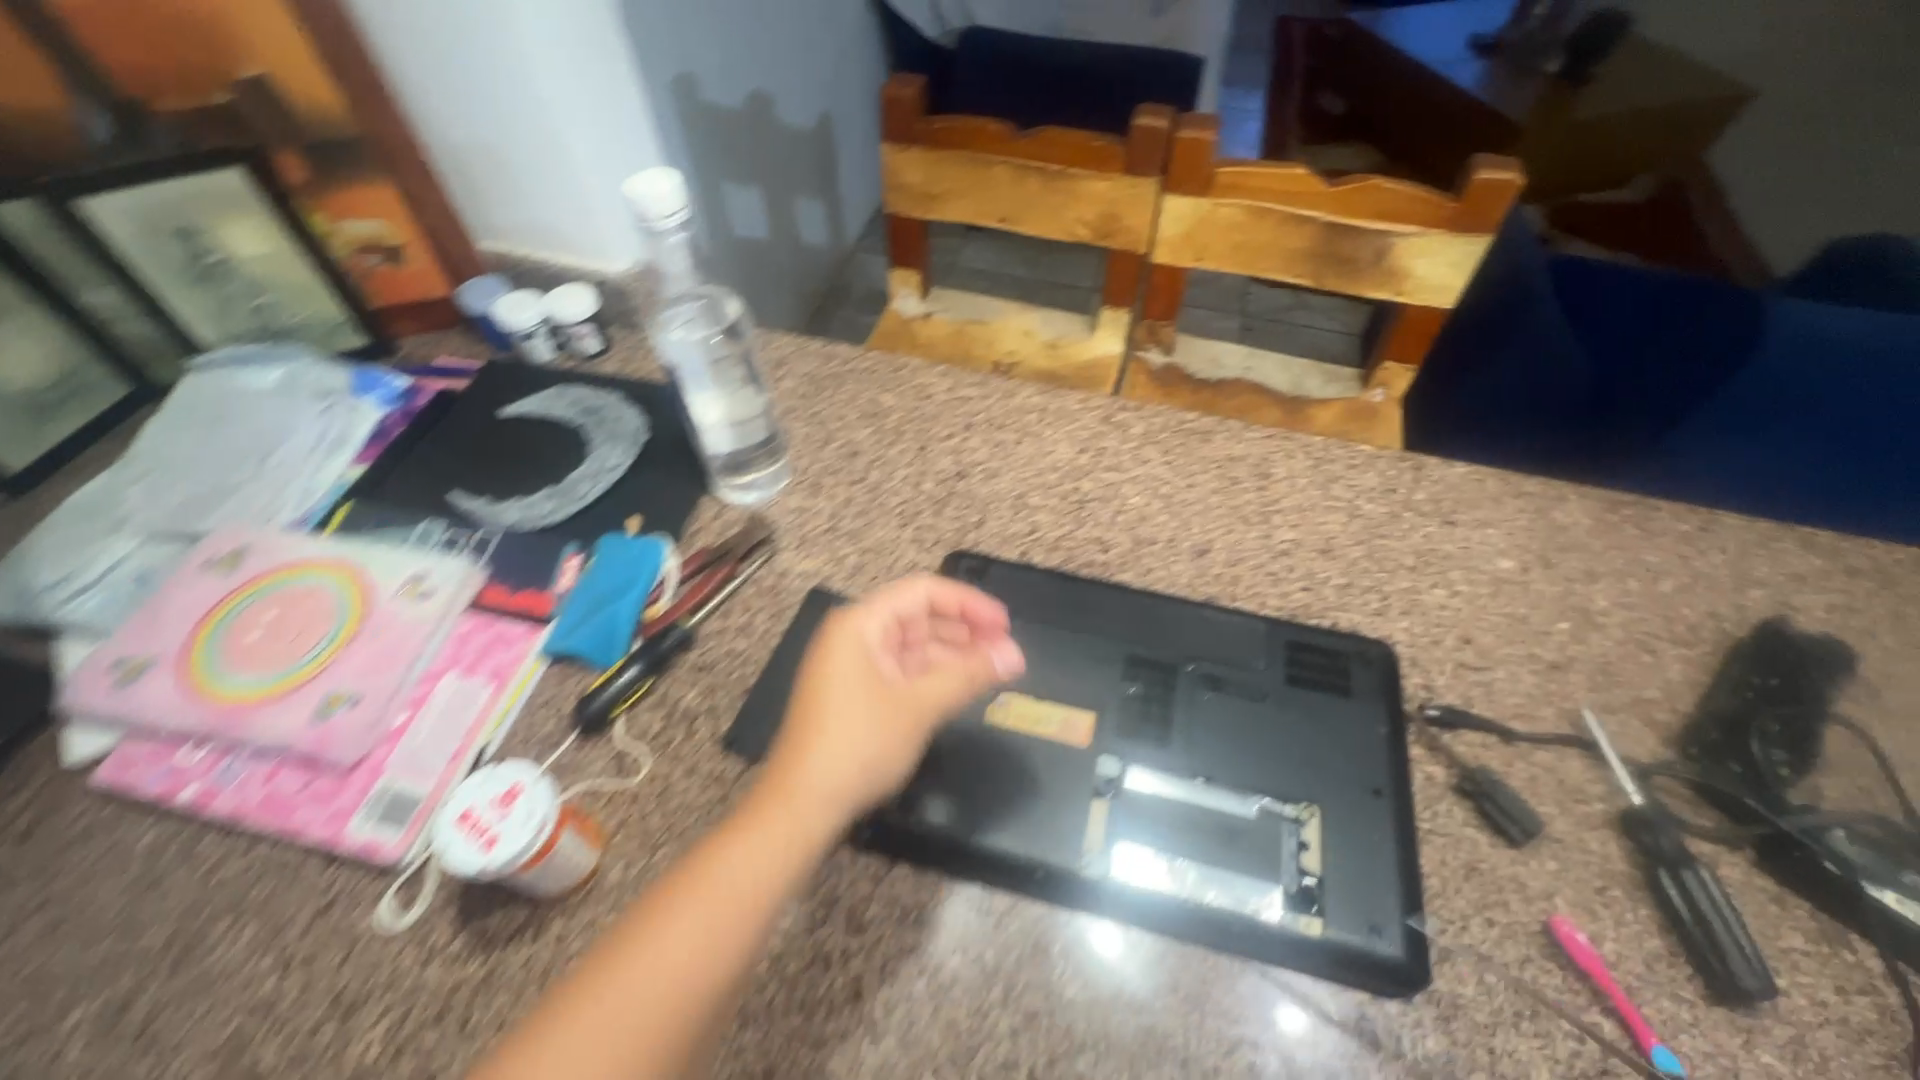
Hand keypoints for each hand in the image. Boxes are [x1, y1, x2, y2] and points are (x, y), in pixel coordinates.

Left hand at [758, 574, 1025, 828]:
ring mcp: (855, 667)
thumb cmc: (857, 745)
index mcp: (861, 624)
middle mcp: (856, 637)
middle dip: (966, 631)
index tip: (1006, 624)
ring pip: (914, 648)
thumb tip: (1014, 654)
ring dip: (955, 656)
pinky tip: (965, 687)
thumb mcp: (919, 706)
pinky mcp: (858, 696)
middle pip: (919, 617)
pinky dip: (935, 678)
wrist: (802, 804)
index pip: (923, 592)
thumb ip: (969, 675)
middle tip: (1008, 650)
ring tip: (997, 670)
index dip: (969, 603)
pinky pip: (904, 673)